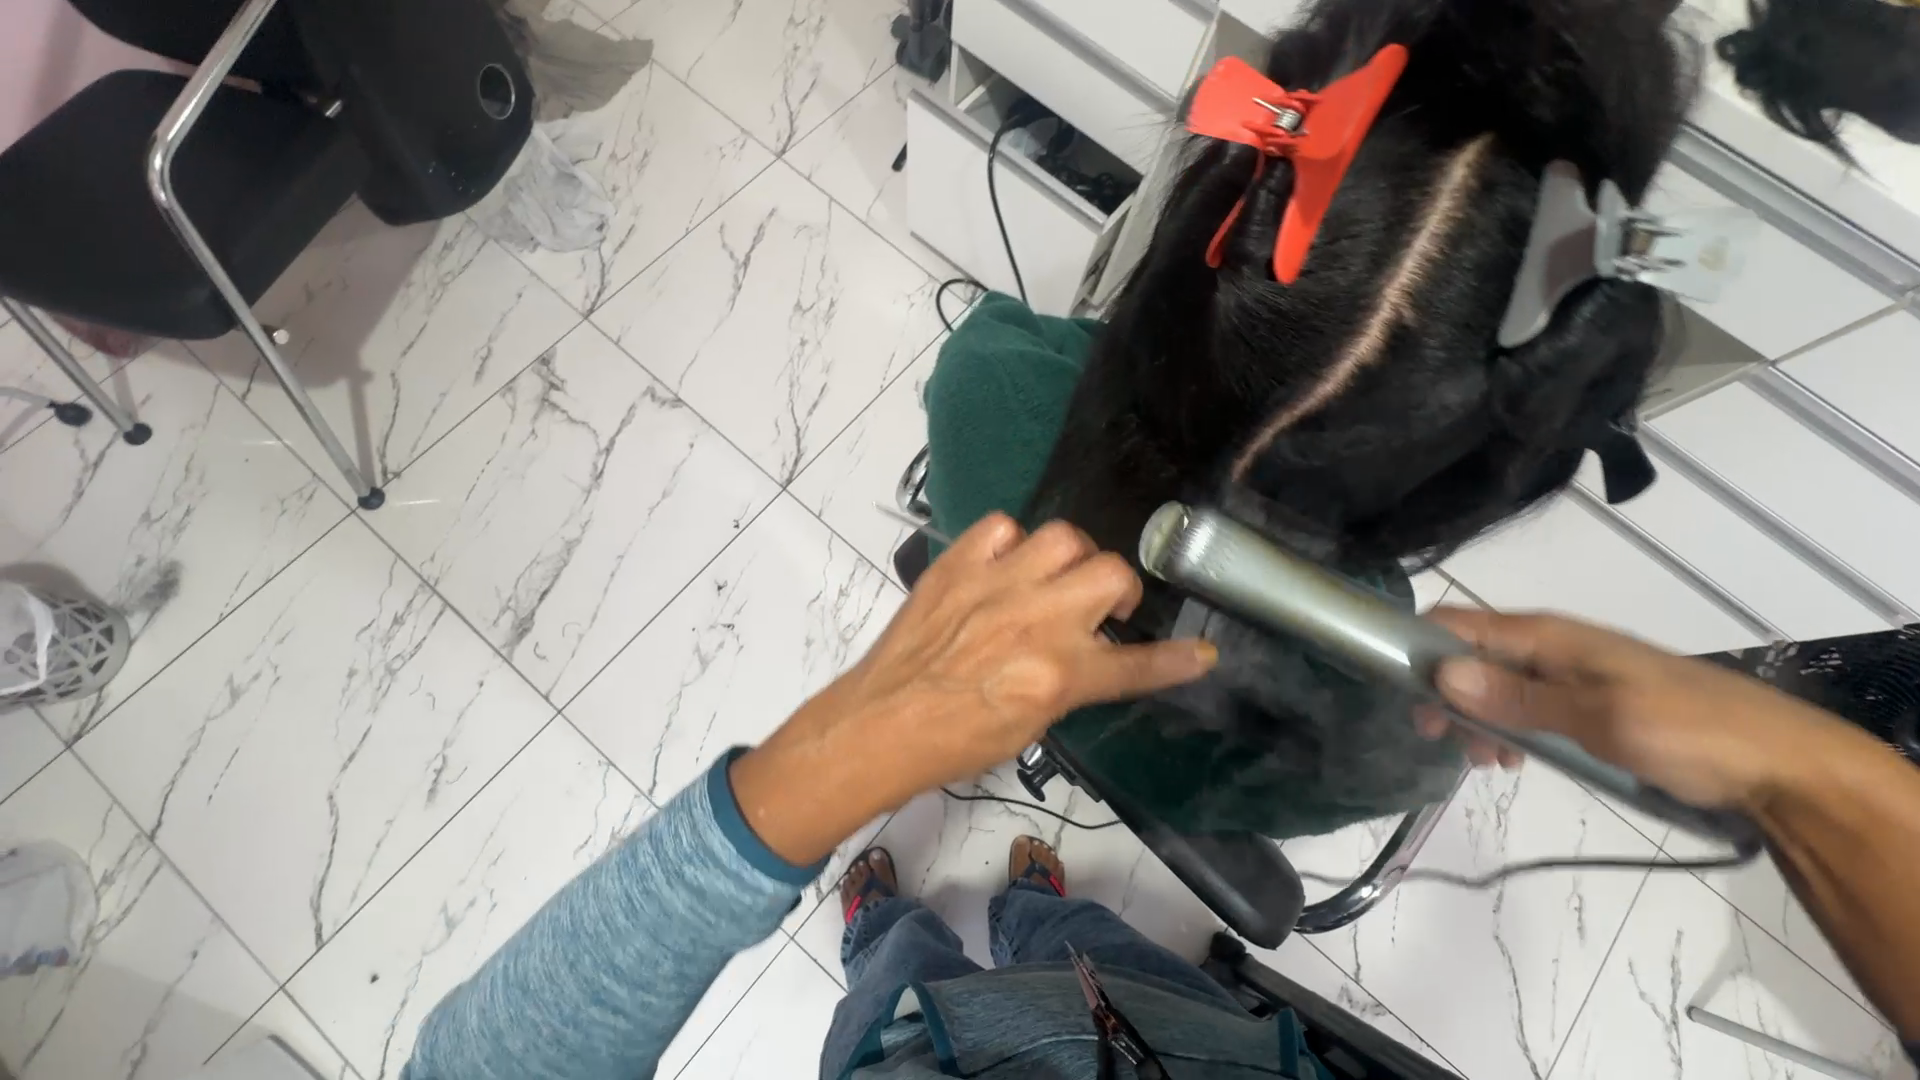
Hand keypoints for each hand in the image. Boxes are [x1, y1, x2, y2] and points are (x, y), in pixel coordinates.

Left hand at [730, 514, 1217, 863]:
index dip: (1176, 661)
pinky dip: (1011, 543)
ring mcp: (994, 584)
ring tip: (1058, 579)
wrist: (882, 723)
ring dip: (1072, 559)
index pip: (1135, 663)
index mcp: (1056, 675)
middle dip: (1121, 591)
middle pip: (1111, 574)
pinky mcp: (957, 565)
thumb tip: (1096, 659)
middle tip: (1103, 610)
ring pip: (1063, 538)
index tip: (1201, 653)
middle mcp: (1034, 620)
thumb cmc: (957, 741)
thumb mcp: (1031, 727)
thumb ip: (1072, 684)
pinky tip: (1006, 565)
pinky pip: (1001, 527)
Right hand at [1419, 608, 1864, 810]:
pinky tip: (1515, 758)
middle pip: (1465, 657)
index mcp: (1545, 636)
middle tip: (1442, 741)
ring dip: (1474, 719)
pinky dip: (1505, 730)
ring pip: (1489, 685)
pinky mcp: (1580, 702)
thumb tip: (1441, 672)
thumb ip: (1517, 697)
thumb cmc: (1690, 732)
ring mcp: (1563, 674)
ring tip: (1489, 761)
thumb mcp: (1599, 717)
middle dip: (1444, 696)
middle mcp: (1546, 647)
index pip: (1455, 623)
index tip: (1399, 693)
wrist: (1782, 767)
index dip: (1416, 647)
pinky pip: (1520, 706)